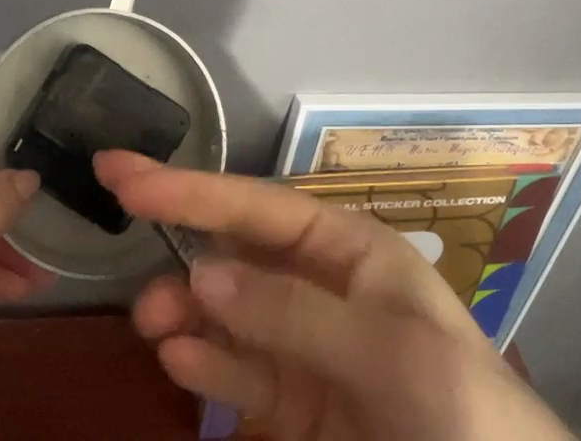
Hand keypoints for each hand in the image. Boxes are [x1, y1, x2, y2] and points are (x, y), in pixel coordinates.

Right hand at [95, 151, 573, 440]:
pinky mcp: (291, 402)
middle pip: (230, 251)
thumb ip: (293, 310)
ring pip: (223, 310)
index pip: (255, 206)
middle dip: (179, 246)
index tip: (122, 172)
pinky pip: (236, 370)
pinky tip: (178, 360)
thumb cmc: (461, 408)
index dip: (187, 187)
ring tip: (151, 324)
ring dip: (183, 308)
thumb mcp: (389, 352)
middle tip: (119, 238)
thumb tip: (200, 273)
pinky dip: (203, 362)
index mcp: (349, 250)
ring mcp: (301, 344)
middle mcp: (318, 285)